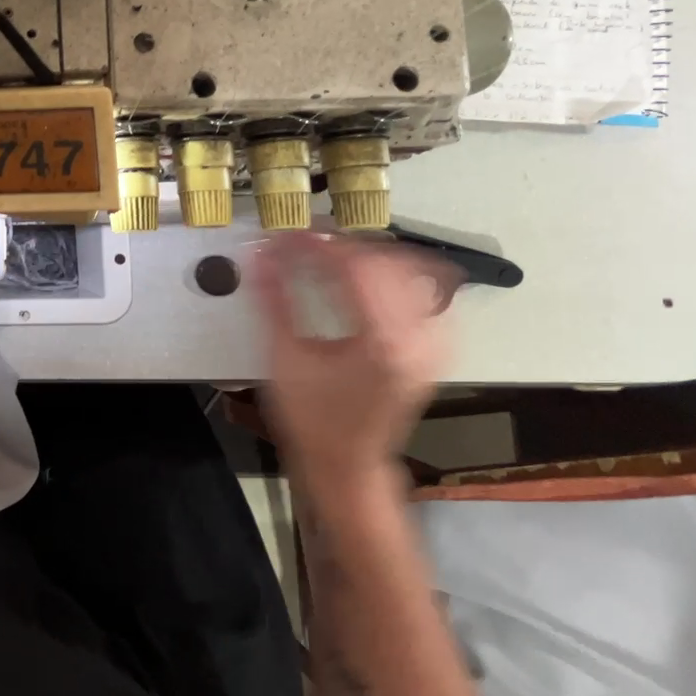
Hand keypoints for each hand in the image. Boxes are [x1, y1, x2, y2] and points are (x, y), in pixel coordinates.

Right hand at [251, 234, 457, 496]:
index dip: (319, 244)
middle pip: (390, 264)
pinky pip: (425, 294)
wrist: (347, 462)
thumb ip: (274, 300)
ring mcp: (434, 344)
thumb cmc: (311, 417)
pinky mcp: (435, 347)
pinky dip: (393, 276)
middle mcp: (420, 339)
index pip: (357, 268)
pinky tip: (366, 279)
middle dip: (344, 245)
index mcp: (382, 342)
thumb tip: (260, 255)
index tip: (287, 234)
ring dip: (370, 256)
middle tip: (306, 240)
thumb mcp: (284, 357)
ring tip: (331, 254)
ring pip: (413, 273)